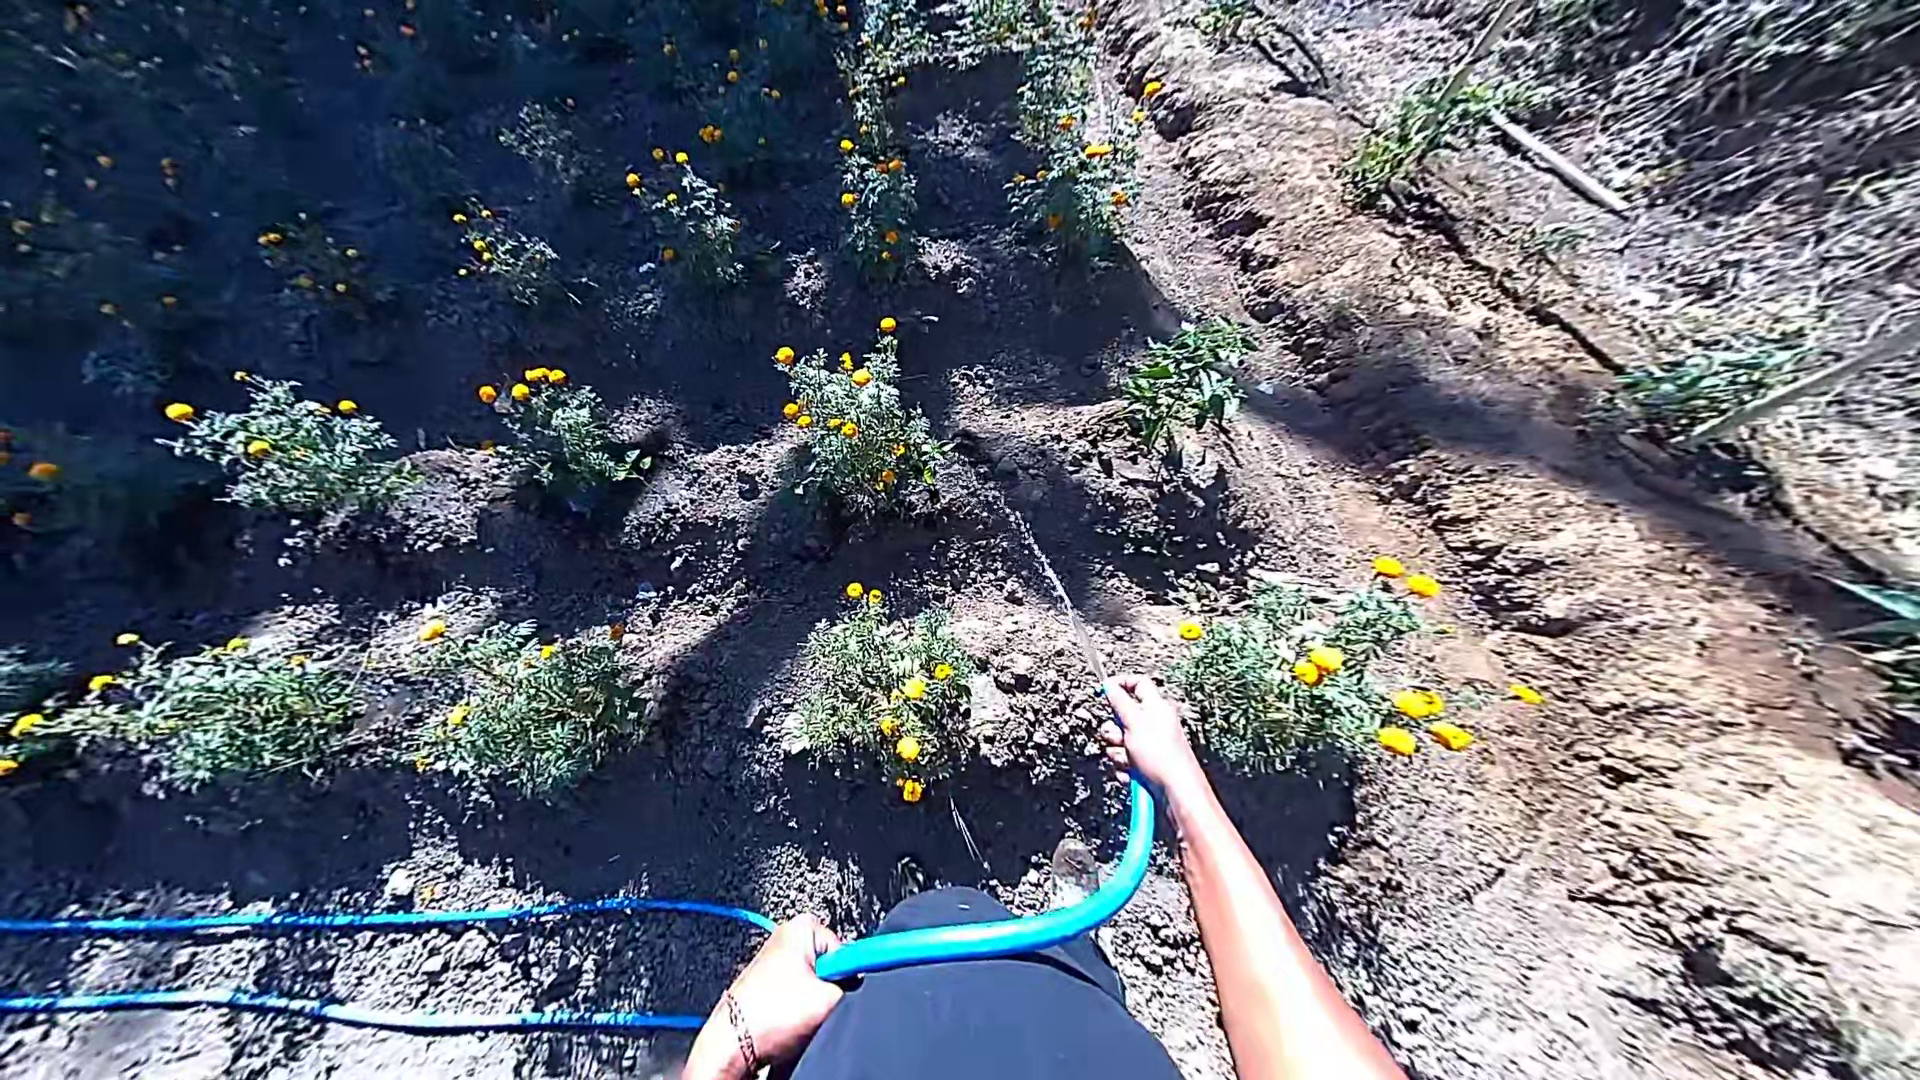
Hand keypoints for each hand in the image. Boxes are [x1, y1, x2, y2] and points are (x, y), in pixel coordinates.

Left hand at [684, 915, 842, 1079]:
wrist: (729, 1048)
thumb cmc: (765, 1017)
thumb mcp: (828, 999)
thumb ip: (852, 984)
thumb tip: (857, 984)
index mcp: (804, 926)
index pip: (845, 950)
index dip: (846, 978)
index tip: (841, 994)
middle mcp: (787, 937)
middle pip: (828, 968)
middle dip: (826, 992)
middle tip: (814, 1010)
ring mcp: (774, 961)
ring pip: (811, 987)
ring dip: (810, 1007)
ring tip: (796, 1021)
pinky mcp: (765, 986)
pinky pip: (794, 998)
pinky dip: (795, 1013)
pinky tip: (786, 1027)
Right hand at [1099, 674, 1209, 809]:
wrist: (1175, 793)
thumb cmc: (1162, 755)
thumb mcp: (1134, 721)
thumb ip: (1119, 700)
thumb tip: (1109, 684)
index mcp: (1156, 707)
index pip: (1137, 684)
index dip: (1120, 683)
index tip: (1103, 690)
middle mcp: (1153, 724)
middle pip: (1121, 717)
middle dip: (1113, 730)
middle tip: (1120, 738)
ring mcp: (1149, 746)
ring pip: (1119, 742)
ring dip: (1118, 752)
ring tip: (1130, 761)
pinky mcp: (1145, 765)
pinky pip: (1123, 760)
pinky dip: (1124, 768)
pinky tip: (1133, 774)